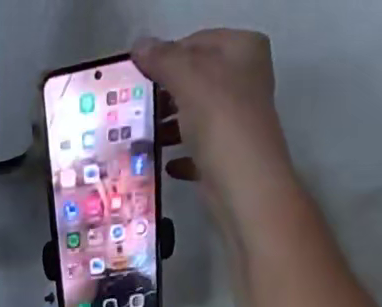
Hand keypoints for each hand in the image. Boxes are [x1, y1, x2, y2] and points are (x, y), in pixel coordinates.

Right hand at [133, 30, 289, 203]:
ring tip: (142, 136)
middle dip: (165, 94)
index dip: (167, 56)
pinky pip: (198, 153)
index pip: (197, 42)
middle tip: (136, 105)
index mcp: (243, 52)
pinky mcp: (228, 159)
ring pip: (195, 117)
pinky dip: (181, 157)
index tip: (140, 75)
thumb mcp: (188, 80)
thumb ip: (163, 60)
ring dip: (169, 127)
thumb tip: (139, 46)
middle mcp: (244, 83)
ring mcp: (237, 124)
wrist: (245, 188)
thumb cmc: (221, 123)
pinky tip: (163, 163)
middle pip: (196, 81)